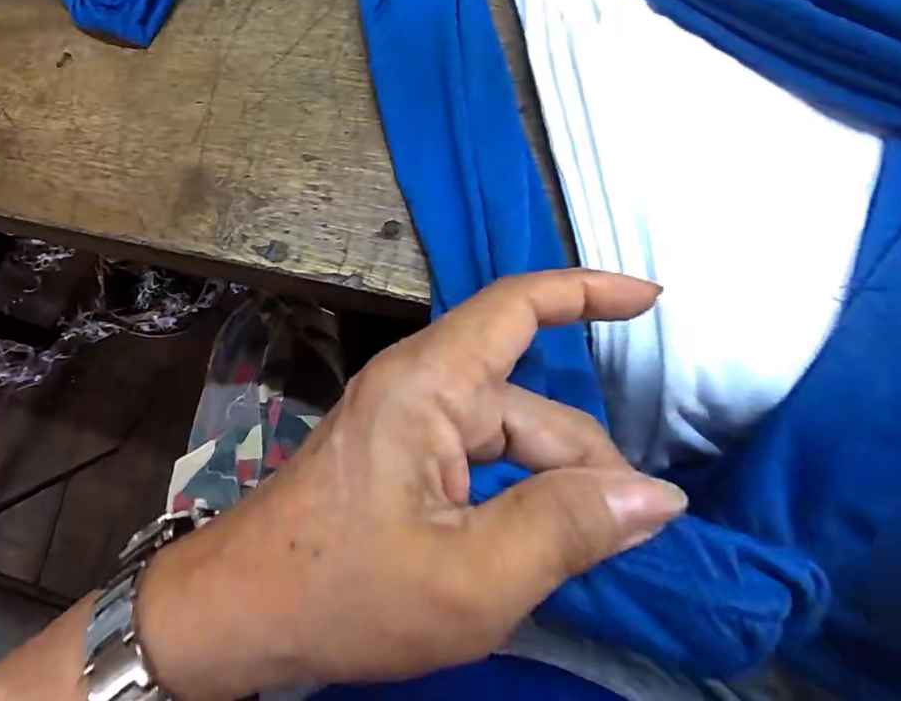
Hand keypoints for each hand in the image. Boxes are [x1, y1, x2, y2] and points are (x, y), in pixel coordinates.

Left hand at [135, 269, 687, 699]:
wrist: (244, 610)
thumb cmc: (347, 592)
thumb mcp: (472, 577)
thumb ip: (567, 528)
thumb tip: (656, 496)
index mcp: (429, 383)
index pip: (516, 306)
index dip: (585, 291)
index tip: (649, 298)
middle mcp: (420, 382)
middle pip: (528, 403)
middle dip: (583, 463)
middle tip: (627, 535)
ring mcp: (409, 416)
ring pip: (509, 435)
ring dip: (553, 487)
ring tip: (581, 552)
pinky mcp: (403, 449)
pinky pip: (482, 455)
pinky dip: (519, 492)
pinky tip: (537, 541)